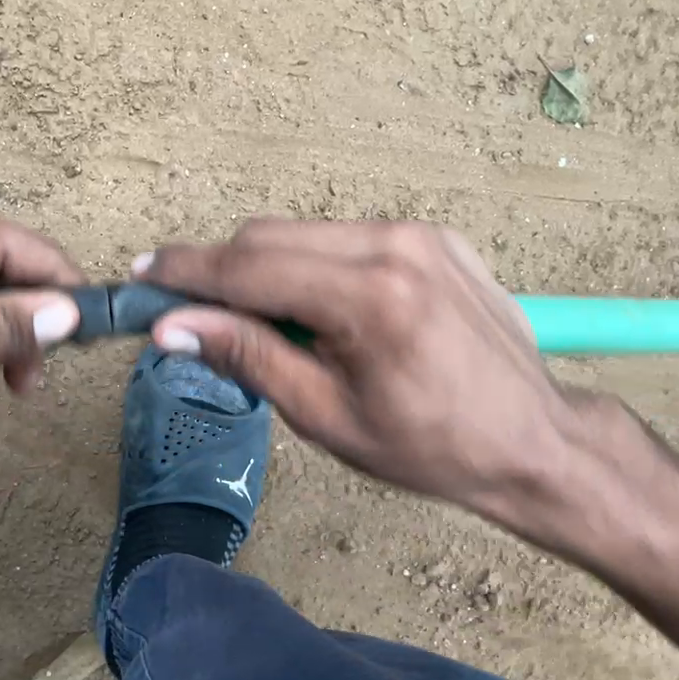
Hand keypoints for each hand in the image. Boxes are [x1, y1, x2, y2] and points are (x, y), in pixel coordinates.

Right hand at [139, 219, 639, 538]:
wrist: (538, 441)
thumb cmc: (427, 447)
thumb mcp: (323, 416)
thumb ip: (245, 356)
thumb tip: (171, 327)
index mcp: (370, 298)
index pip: (249, 268)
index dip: (186, 271)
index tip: (139, 275)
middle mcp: (393, 245)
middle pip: (266, 237)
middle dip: (218, 270)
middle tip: (190, 313)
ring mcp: (416, 233)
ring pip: (298, 232)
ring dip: (260, 268)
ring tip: (259, 321)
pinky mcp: (430, 235)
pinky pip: (337, 237)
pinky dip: (304, 264)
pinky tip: (313, 308)